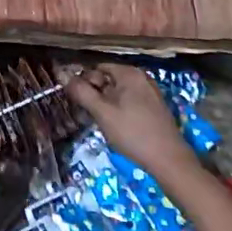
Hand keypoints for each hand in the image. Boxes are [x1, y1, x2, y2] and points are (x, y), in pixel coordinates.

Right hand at [66, 63, 197, 176]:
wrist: (169, 161)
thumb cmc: (133, 133)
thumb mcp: (101, 112)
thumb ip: (81, 91)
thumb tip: (62, 74)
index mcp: (129, 73)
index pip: (96, 68)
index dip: (84, 83)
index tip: (80, 101)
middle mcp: (142, 78)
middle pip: (107, 79)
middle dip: (95, 94)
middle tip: (90, 113)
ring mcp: (150, 93)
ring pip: (118, 92)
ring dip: (106, 104)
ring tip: (102, 121)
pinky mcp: (155, 108)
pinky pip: (129, 101)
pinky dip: (119, 110)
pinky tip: (118, 126)